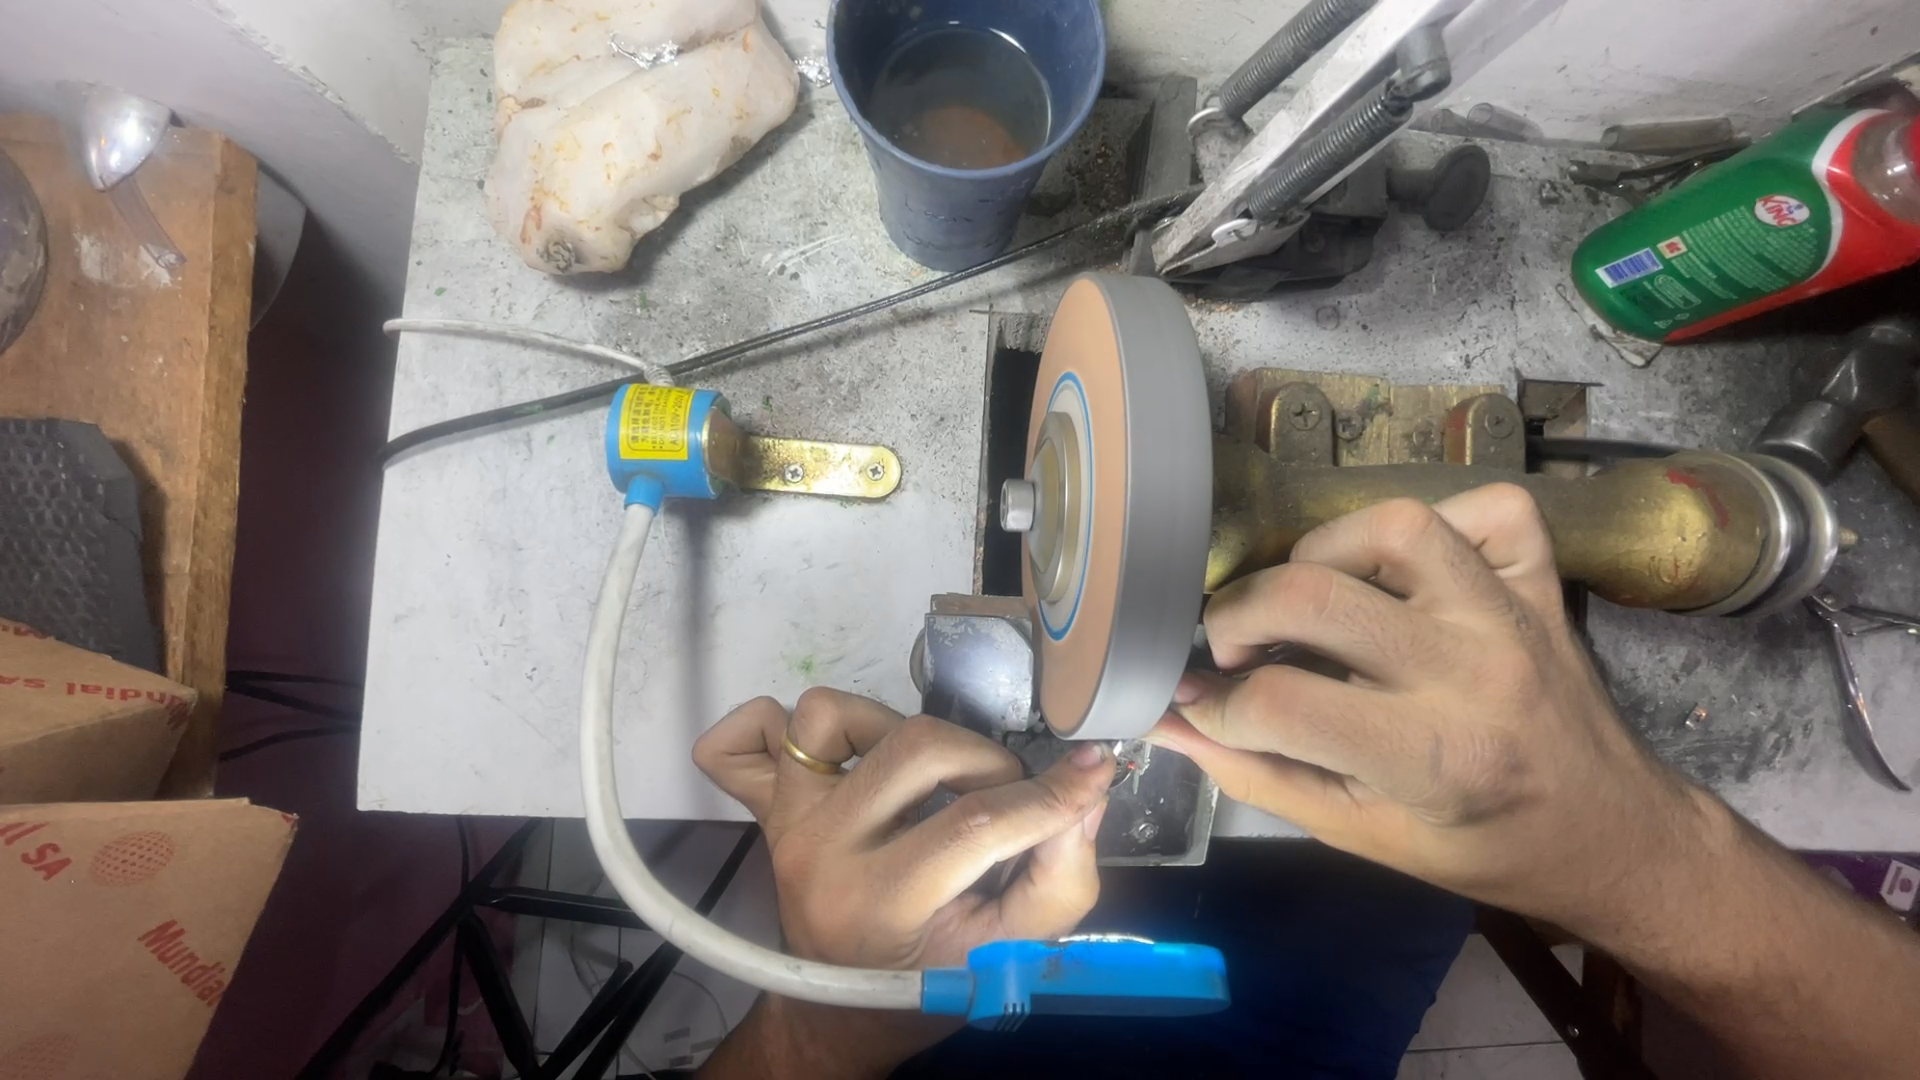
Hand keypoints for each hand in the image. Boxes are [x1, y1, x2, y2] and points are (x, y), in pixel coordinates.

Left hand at [693, 688, 1110, 1076]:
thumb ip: (1058, 883)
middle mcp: (818, 849)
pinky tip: (843, 758)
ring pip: (830, 714)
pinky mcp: (768, 805)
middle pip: (914, 747)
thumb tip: (1086, 793)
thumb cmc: (926, 988)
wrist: (836, 1014)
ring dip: (893, 726)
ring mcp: (784, 820)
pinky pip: (747, 735)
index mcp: (877, 903)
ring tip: (924, 774)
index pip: (974, 824)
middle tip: (1002, 794)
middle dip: (983, 760)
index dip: (1048, 794)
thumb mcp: (1007, 959)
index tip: (1094, 770)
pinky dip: (791, 730)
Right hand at [1150, 484, 1708, 935]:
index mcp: (1431, 756)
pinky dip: (1431, 523)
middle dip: (1238, 617)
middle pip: (1312, 596)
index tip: (1205, 707)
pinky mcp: (1539, 581)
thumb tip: (1166, 719)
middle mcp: (1473, 670)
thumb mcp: (1354, 831)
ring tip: (1308, 596)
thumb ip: (1251, 772)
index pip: (1277, 702)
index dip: (1217, 704)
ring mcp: (1512, 614)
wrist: (1614, 836)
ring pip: (1393, 527)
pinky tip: (1397, 569)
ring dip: (1321, 553)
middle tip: (1237, 648)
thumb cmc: (1477, 844)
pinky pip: (1485, 511)